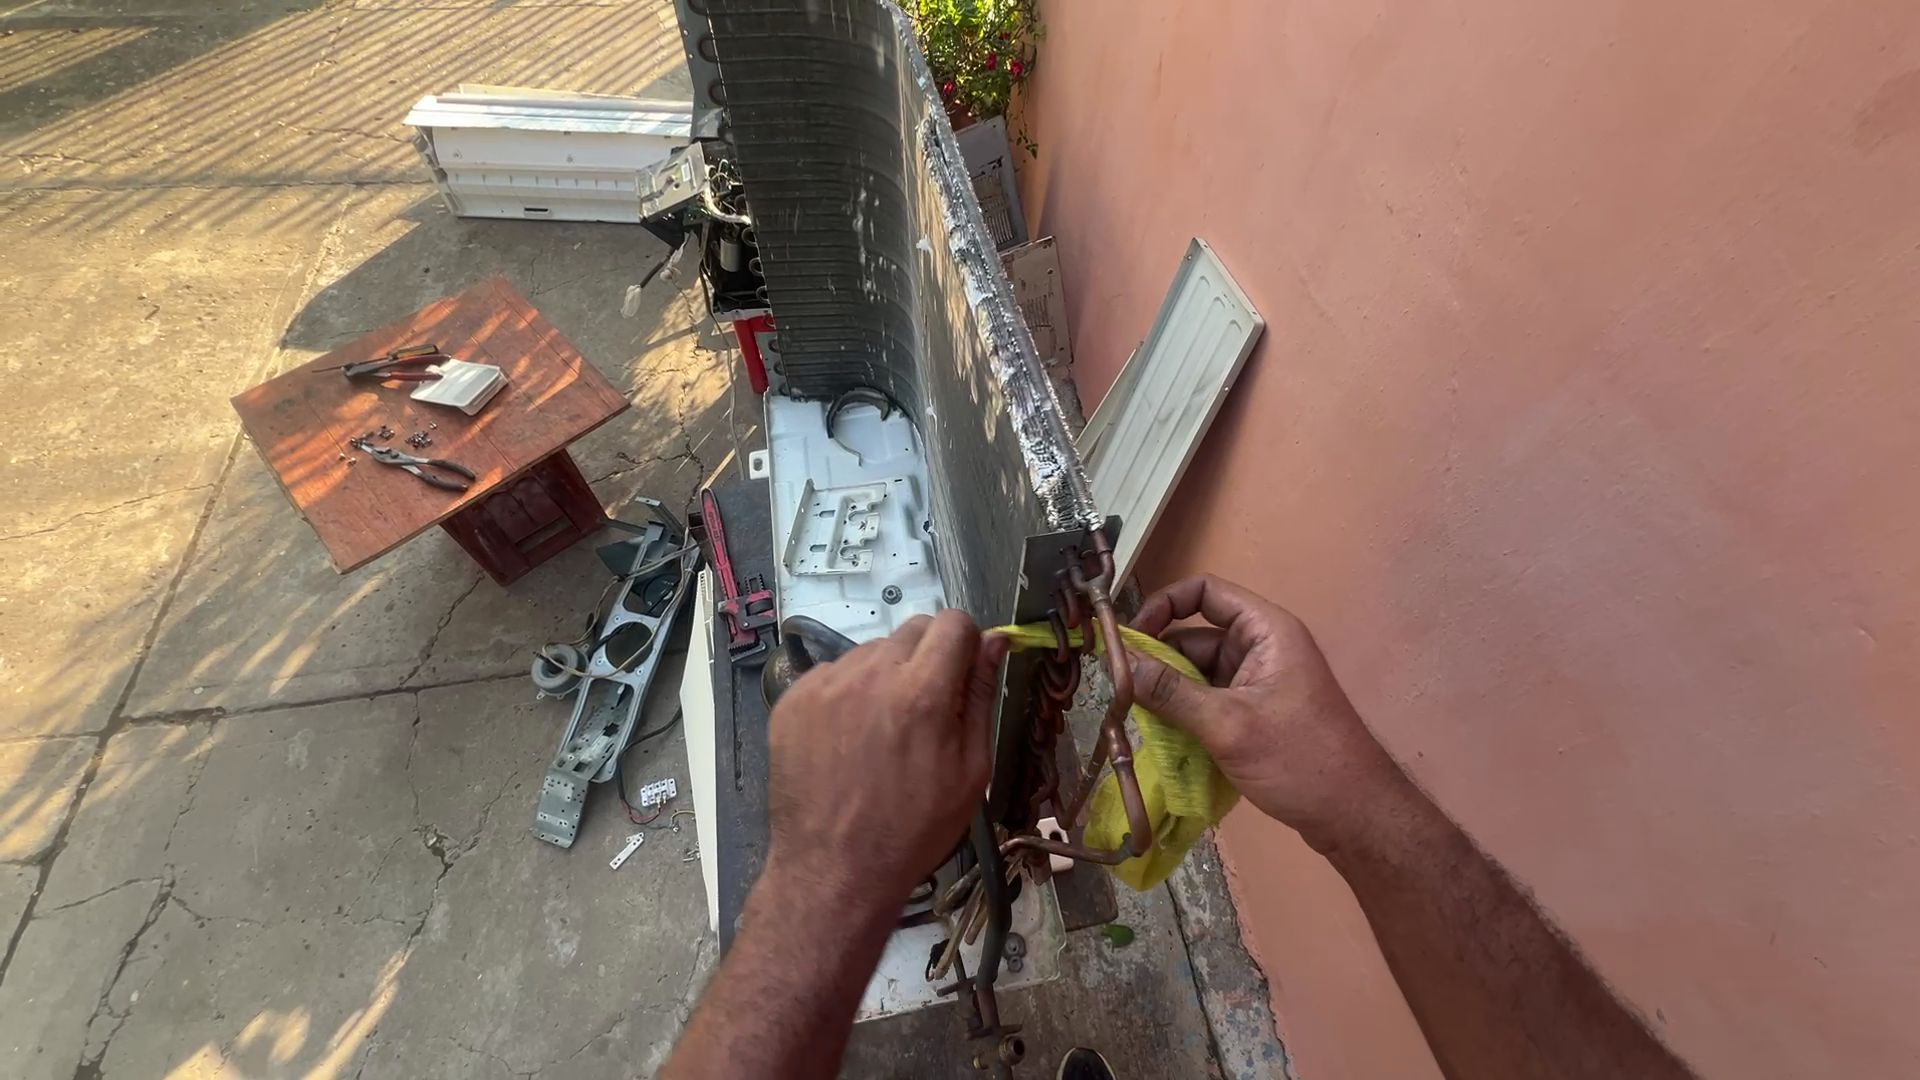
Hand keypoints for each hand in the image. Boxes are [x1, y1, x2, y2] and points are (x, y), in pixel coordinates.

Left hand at [764, 610, 1007, 906]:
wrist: (832, 870)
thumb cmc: (914, 827)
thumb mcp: (971, 770)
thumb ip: (981, 696)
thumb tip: (996, 640)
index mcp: (923, 691)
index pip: (954, 622)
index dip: (966, 642)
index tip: (962, 672)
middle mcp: (871, 674)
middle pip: (913, 628)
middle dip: (929, 655)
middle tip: (925, 705)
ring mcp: (826, 683)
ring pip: (872, 649)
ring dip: (886, 673)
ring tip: (882, 726)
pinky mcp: (793, 697)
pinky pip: (834, 672)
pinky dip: (848, 691)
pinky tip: (848, 735)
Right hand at [1128, 575, 1407, 853]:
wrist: (1356, 820)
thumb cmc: (1300, 761)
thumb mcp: (1226, 724)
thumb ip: (1168, 691)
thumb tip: (1117, 662)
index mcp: (1265, 631)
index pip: (1205, 592)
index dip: (1164, 605)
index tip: (1132, 637)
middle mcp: (1259, 648)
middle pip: (1193, 635)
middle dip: (1157, 658)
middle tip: (1119, 686)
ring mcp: (1255, 682)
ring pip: (1195, 671)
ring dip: (1166, 690)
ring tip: (1131, 714)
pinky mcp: (1251, 712)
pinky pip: (1205, 698)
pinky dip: (1181, 711)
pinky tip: (1157, 732)